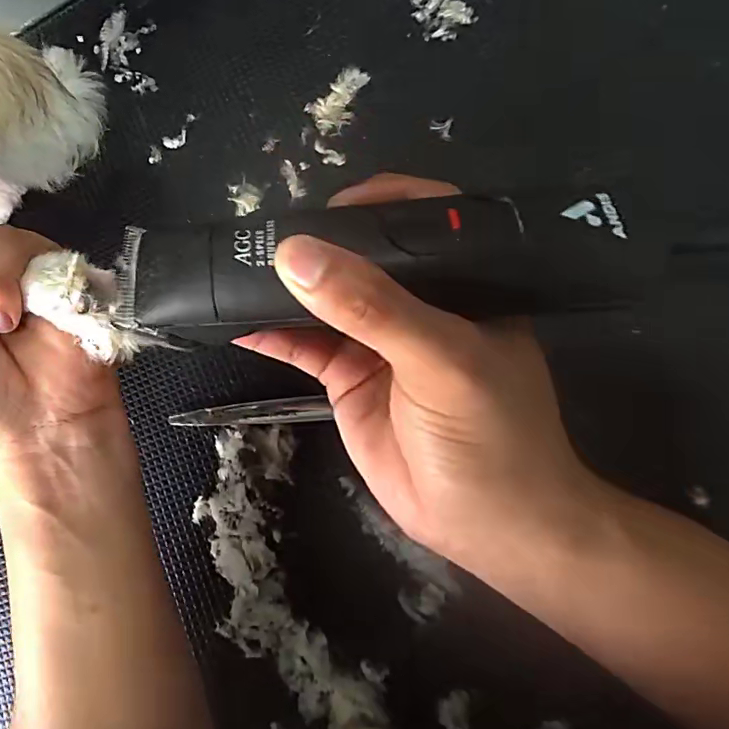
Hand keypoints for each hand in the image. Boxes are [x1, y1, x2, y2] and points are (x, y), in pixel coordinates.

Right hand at [235, 174, 614, 576]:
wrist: (487, 527)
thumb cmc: (491, 433)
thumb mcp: (439, 359)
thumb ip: (372, 307)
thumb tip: (296, 255)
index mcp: (460, 282)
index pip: (421, 218)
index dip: (377, 201)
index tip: (326, 205)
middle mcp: (418, 303)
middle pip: (361, 255)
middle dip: (318, 243)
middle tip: (264, 235)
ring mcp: (378, 341)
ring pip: (326, 300)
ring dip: (286, 288)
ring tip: (238, 271)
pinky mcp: (349, 378)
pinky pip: (304, 346)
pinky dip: (272, 334)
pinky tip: (239, 325)